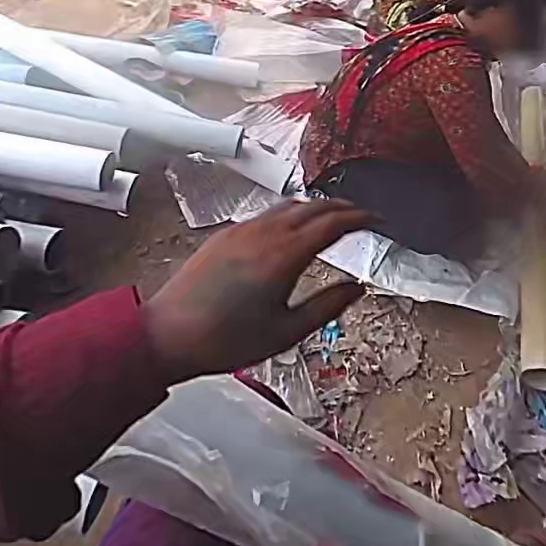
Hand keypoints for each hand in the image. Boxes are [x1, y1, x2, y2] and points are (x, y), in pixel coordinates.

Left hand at [141, 200, 371, 383]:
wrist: (168, 334)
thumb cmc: (226, 340)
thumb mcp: (287, 331)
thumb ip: (327, 306)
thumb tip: (357, 288)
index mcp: (284, 255)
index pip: (333, 222)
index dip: (360, 217)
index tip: (377, 219)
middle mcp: (264, 233)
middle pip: (312, 206)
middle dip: (341, 207)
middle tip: (361, 215)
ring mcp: (241, 231)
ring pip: (287, 206)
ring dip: (314, 207)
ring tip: (331, 219)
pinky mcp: (225, 236)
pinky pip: (266, 214)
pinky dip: (289, 214)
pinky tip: (291, 230)